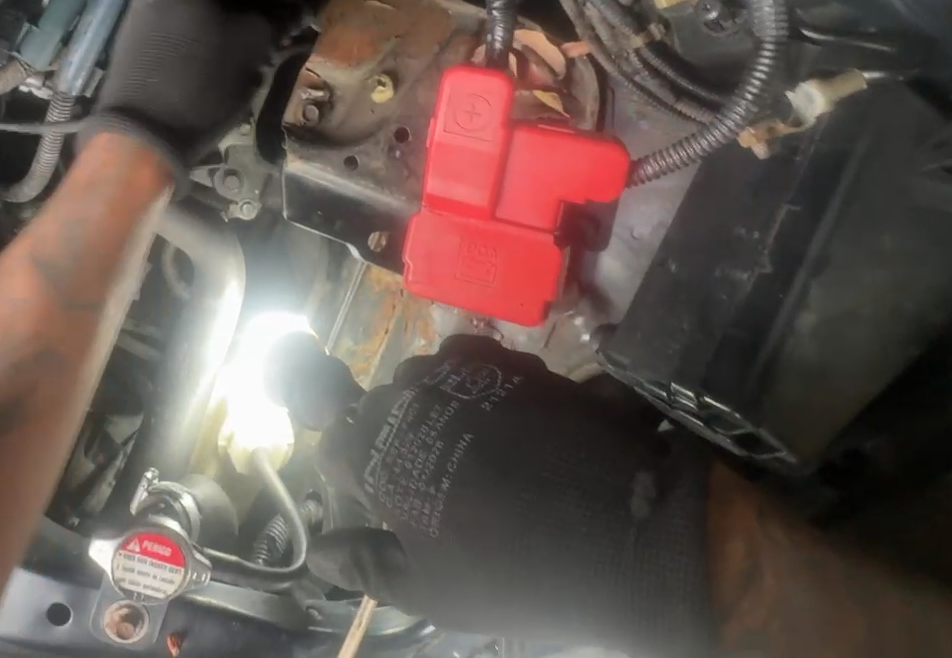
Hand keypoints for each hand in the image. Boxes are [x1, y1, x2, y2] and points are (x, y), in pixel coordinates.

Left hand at [87, 0, 272, 180]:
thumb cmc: (202, 79)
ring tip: (268, 33)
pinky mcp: (144, 37)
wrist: (141, 137)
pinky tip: (237, 50)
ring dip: (238, 6)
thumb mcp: (256, 43)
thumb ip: (288, 10)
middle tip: (287, 5)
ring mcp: (147, 7)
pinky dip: (216, 25)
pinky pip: (189, 16)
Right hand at [312, 335, 713, 657]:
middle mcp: (411, 394)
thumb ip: (367, 565)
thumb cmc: (520, 572)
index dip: (353, 472)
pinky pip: (475, 361)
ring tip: (472, 447)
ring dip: (434, 402)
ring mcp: (464, 369)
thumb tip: (320, 550)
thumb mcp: (435, 591)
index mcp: (379, 447)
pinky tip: (506, 418)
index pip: (336, 443)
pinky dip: (477, 382)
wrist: (631, 535)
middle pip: (380, 405)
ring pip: (425, 375)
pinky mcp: (511, 359)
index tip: (379, 499)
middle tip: (434, 482)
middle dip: (394, 435)